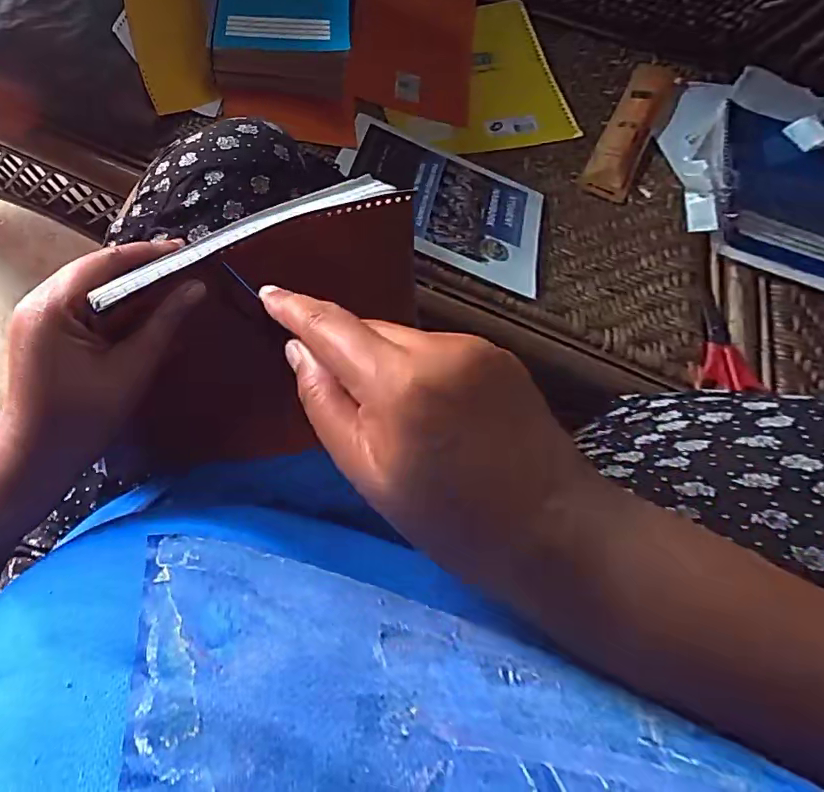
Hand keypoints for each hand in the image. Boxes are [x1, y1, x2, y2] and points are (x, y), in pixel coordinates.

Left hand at [2, 240, 206, 472]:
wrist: (34, 460)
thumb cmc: (78, 422)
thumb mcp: (130, 369)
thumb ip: (164, 324)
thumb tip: (194, 290)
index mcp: (51, 307)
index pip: (105, 263)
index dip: (147, 254)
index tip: (182, 250)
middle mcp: (37, 302)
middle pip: (96, 270)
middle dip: (139, 270)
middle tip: (180, 268)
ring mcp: (36, 315)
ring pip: (90, 285)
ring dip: (127, 287)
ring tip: (167, 288)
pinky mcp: (42, 329)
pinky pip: (82, 304)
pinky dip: (112, 306)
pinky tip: (141, 312)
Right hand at [259, 285, 602, 573]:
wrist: (556, 531)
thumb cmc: (451, 520)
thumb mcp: (367, 473)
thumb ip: (324, 403)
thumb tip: (299, 350)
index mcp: (399, 382)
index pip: (331, 326)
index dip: (295, 307)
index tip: (268, 292)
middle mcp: (437, 347)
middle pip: (367, 330)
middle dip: (344, 350)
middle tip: (342, 398)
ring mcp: (473, 345)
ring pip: (401, 338)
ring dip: (382, 361)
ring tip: (398, 418)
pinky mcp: (497, 352)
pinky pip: (434, 348)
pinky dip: (416, 367)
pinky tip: (432, 411)